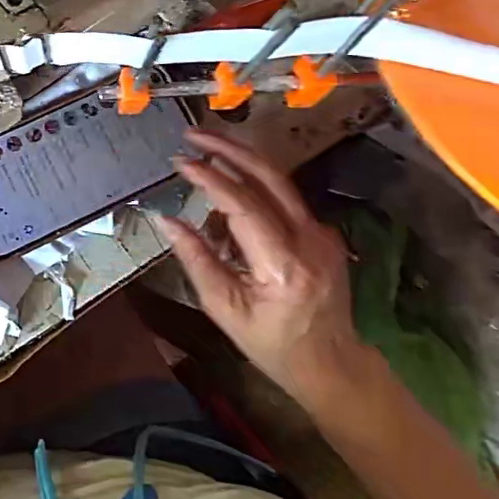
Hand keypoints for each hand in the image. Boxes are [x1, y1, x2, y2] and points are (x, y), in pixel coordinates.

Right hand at [159, 130, 365, 400]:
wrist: (331, 363)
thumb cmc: (271, 343)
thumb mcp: (223, 308)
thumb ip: (196, 259)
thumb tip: (166, 220)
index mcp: (283, 265)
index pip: (243, 205)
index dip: (209, 178)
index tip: (180, 162)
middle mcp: (310, 241)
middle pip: (269, 178)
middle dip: (229, 149)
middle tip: (193, 135)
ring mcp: (323, 234)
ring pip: (280, 181)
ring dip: (241, 159)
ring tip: (206, 148)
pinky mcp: (323, 233)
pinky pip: (284, 198)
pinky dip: (252, 185)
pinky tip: (227, 189)